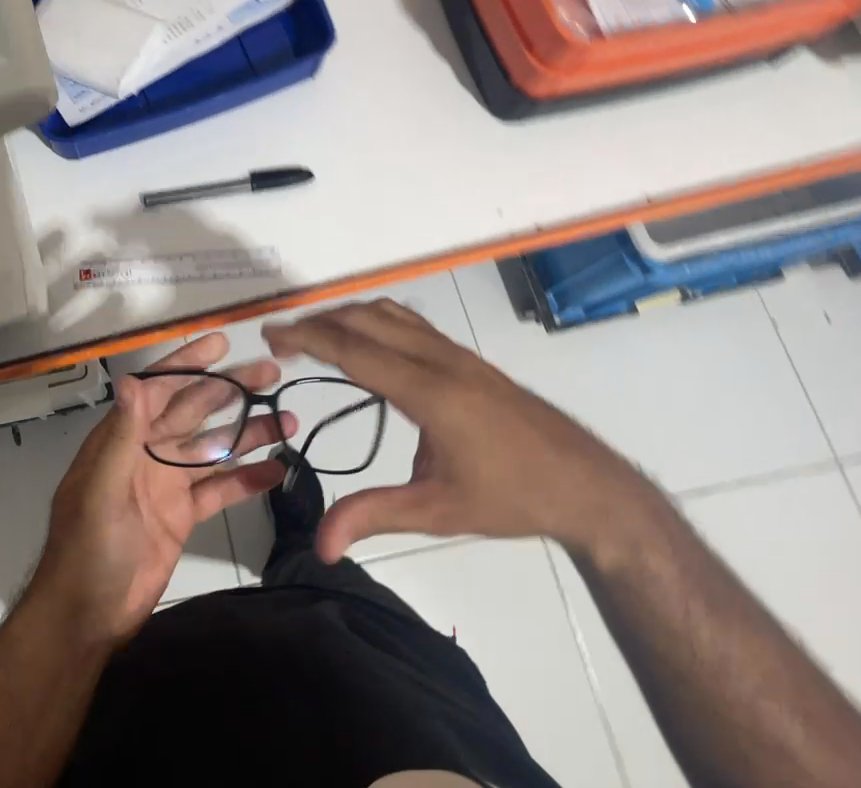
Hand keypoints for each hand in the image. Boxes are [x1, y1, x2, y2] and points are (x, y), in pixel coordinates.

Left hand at [29, 334, 295, 644]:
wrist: (87, 615)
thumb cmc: (87, 549)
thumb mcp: (100, 492)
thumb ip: (121, 438)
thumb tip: (131, 381)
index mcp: (122, 440)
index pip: (157, 390)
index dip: (188, 365)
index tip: (222, 343)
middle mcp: (146, 454)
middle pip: (193, 412)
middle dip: (229, 391)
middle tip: (271, 372)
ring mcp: (166, 484)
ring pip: (212, 449)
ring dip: (246, 433)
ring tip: (288, 420)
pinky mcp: (182, 516)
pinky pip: (219, 490)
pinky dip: (246, 479)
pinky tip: (278, 470)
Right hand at [262, 299, 664, 562]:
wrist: (588, 486)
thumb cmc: (513, 498)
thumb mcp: (438, 512)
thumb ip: (374, 516)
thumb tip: (320, 546)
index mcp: (430, 392)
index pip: (355, 349)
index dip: (308, 338)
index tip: (271, 334)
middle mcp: (442, 360)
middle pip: (367, 319)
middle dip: (318, 321)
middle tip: (280, 337)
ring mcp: (458, 354)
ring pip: (392, 314)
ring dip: (347, 316)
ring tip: (313, 335)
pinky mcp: (469, 359)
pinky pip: (411, 323)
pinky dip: (375, 321)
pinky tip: (366, 343)